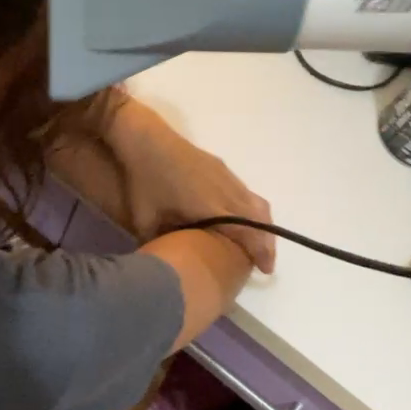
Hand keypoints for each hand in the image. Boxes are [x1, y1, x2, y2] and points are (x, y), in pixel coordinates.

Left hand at [106, 98, 276, 272]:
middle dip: (266, 242)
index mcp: (210, 205)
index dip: (259, 250)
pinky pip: (245, 193)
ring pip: (255, 203)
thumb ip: (159, 243)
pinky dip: (251, 211)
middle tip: (265, 264)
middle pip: (259, 217)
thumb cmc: (144, 182)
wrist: (145, 139)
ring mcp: (225, 177)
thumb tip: (164, 262)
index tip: (266, 269)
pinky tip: (240, 222)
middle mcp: (225, 190)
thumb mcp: (144, 221)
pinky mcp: (221, 169)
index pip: (245, 230)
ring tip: (257, 247)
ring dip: (261, 225)